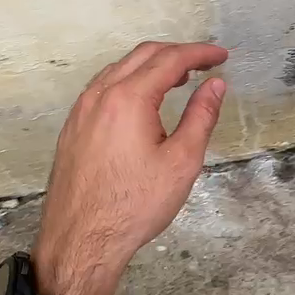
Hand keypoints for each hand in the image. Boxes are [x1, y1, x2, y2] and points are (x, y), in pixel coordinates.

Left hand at [32, 41, 228, 294]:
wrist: (81, 241)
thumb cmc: (135, 205)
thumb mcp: (181, 162)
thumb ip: (201, 117)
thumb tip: (216, 85)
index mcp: (128, 99)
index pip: (170, 60)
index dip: (200, 53)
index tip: (222, 56)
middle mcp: (99, 95)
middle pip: (142, 55)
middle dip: (177, 53)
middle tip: (205, 64)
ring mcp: (81, 110)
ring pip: (119, 69)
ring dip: (151, 65)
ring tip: (180, 79)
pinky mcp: (72, 128)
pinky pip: (103, 88)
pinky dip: (130, 81)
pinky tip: (143, 101)